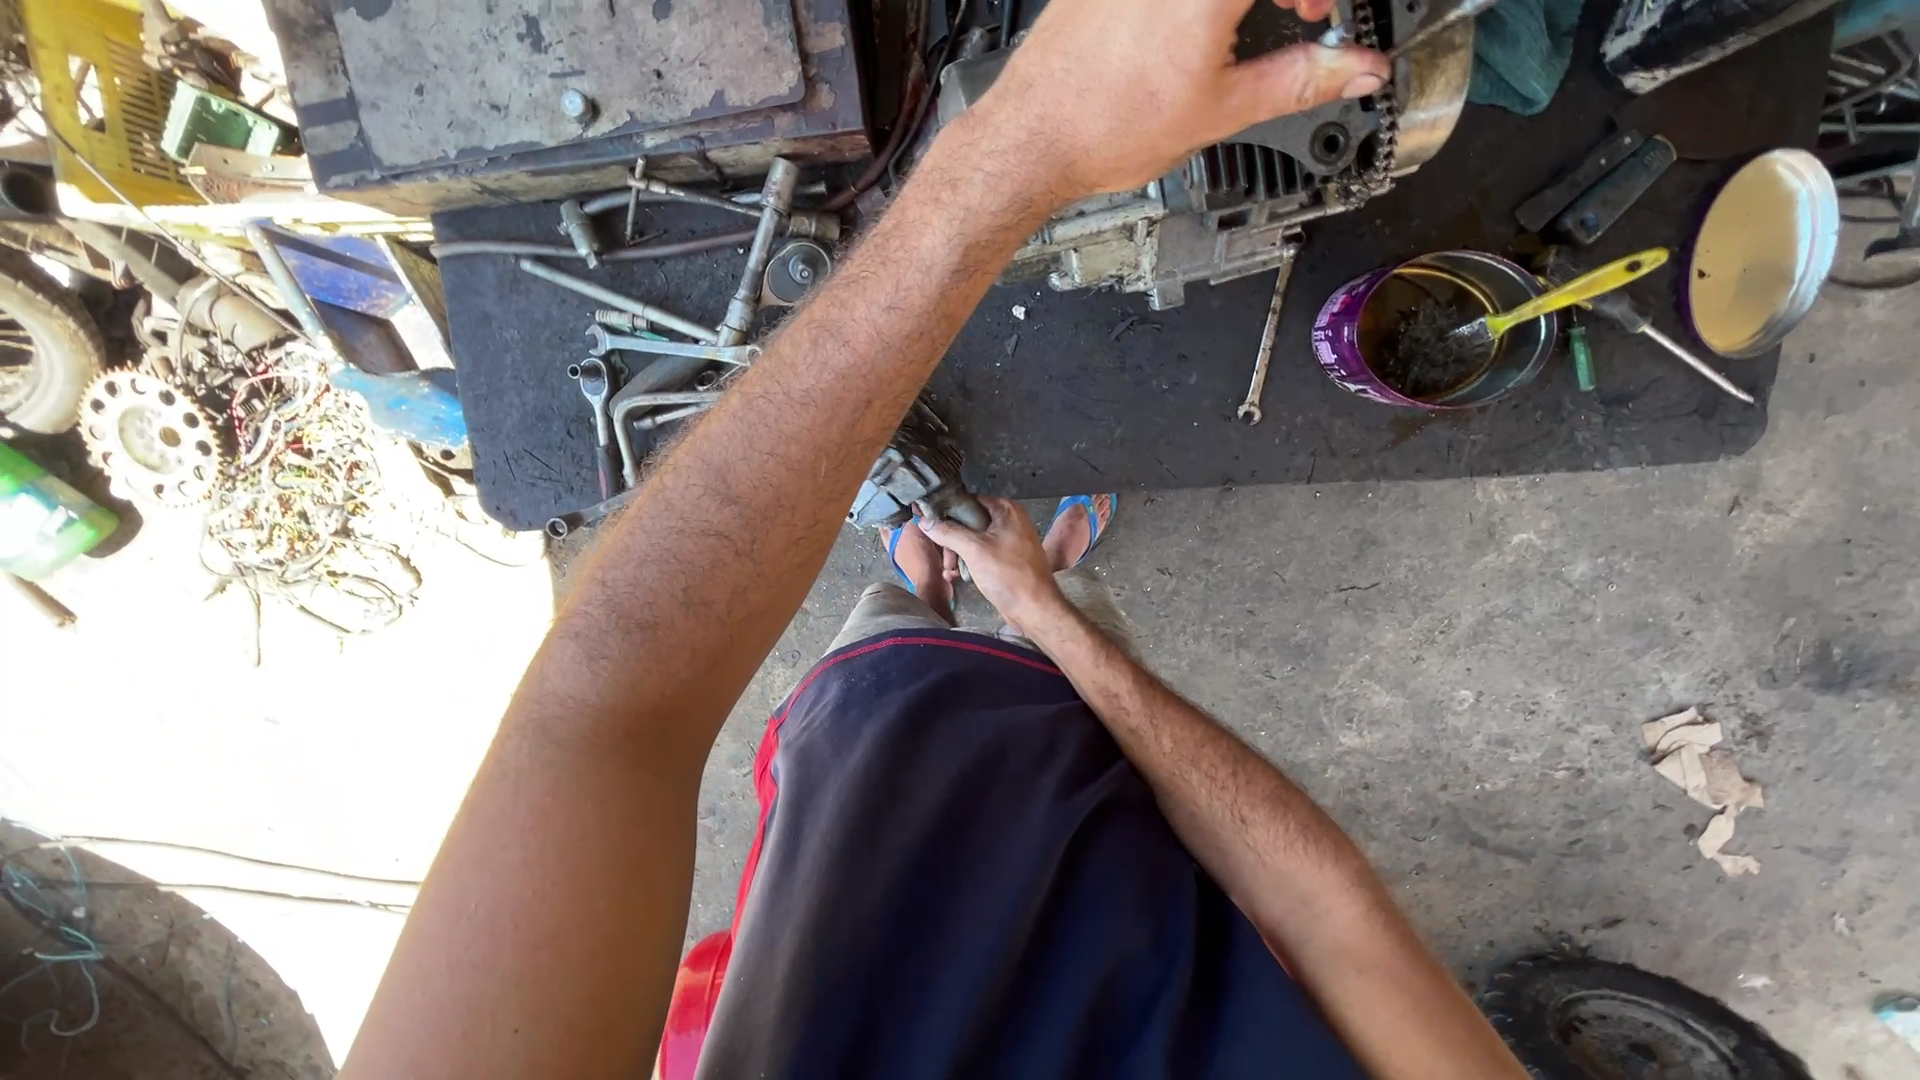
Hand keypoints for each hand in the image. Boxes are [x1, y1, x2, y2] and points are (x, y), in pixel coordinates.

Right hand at [918, 497, 1063, 627]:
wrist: (1033, 609)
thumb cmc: (1010, 576)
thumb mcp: (973, 550)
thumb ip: (948, 532)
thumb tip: (926, 521)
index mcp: (1006, 510)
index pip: (968, 501)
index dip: (948, 514)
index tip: (932, 527)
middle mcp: (1009, 520)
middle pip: (968, 522)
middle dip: (952, 541)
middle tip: (946, 558)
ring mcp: (1009, 539)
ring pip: (972, 539)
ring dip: (958, 555)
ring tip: (951, 571)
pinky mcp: (1007, 557)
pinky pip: (981, 553)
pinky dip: (969, 562)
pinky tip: (959, 576)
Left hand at [965, 0, 1389, 201]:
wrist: (1031, 138)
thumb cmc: (1104, 128)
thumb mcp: (1219, 111)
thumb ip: (1299, 80)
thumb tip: (1357, 69)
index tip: (1316, 13)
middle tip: (1291, 15)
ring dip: (1236, 4)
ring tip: (1230, 28)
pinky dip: (1193, 6)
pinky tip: (1184, 28)